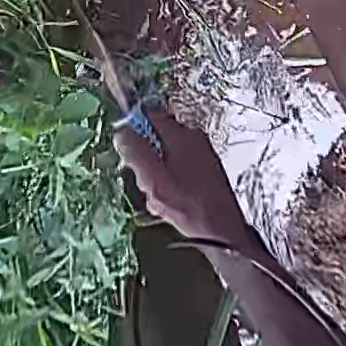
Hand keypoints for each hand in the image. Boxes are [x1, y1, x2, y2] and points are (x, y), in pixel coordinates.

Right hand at [114, 107, 255, 247]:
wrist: (224, 232)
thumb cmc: (192, 207)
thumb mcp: (155, 180)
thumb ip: (136, 153)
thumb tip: (122, 133)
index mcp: (181, 135)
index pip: (150, 114)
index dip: (134, 128)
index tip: (126, 146)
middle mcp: (193, 138)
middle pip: (157, 136)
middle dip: (146, 156)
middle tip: (145, 180)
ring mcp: (201, 153)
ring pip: (166, 154)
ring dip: (157, 172)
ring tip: (160, 195)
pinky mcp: (205, 169)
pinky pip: (178, 166)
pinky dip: (170, 180)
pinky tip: (171, 200)